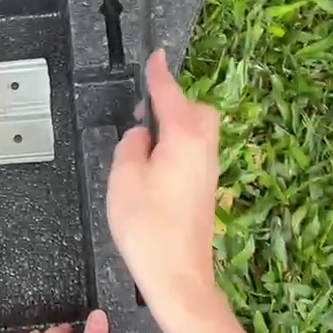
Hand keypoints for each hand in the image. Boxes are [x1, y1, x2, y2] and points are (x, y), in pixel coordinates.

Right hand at [108, 51, 223, 321]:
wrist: (178, 275)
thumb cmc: (148, 226)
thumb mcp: (124, 177)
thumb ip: (131, 145)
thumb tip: (142, 135)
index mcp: (185, 136)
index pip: (170, 93)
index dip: (159, 74)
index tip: (156, 56)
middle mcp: (204, 148)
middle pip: (195, 110)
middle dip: (172, 104)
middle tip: (142, 113)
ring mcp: (208, 169)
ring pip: (196, 132)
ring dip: (174, 127)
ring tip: (143, 141)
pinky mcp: (206, 188)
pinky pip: (194, 151)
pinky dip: (177, 146)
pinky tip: (154, 164)